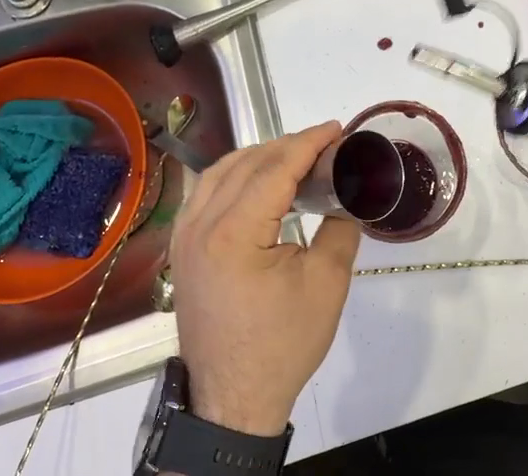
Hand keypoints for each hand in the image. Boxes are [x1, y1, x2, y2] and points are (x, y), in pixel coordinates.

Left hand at [170, 121, 358, 435]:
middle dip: (286, 145)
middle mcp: (200, 226)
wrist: (233, 398)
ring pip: (219, 173)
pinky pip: (204, 194)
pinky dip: (233, 176)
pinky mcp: (182, 250)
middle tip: (324, 145)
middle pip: (245, 164)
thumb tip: (345, 197)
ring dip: (257, 157)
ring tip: (294, 157)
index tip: (336, 129)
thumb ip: (339, 228)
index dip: (308, 143)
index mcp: (233, 233)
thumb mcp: (326, 284)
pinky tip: (257, 182)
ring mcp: (184, 237)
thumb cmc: (282, 344)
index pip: (274, 169)